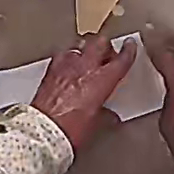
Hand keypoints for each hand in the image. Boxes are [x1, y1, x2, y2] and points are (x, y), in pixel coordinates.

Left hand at [31, 37, 137, 152]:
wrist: (43, 131)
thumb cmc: (69, 129)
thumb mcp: (96, 123)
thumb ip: (106, 114)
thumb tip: (108, 115)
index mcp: (101, 80)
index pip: (121, 59)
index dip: (128, 50)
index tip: (130, 45)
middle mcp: (85, 68)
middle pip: (100, 42)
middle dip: (106, 46)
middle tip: (108, 54)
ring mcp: (66, 66)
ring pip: (80, 43)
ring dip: (87, 48)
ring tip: (88, 57)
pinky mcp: (51, 69)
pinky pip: (63, 54)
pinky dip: (69, 57)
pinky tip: (69, 65)